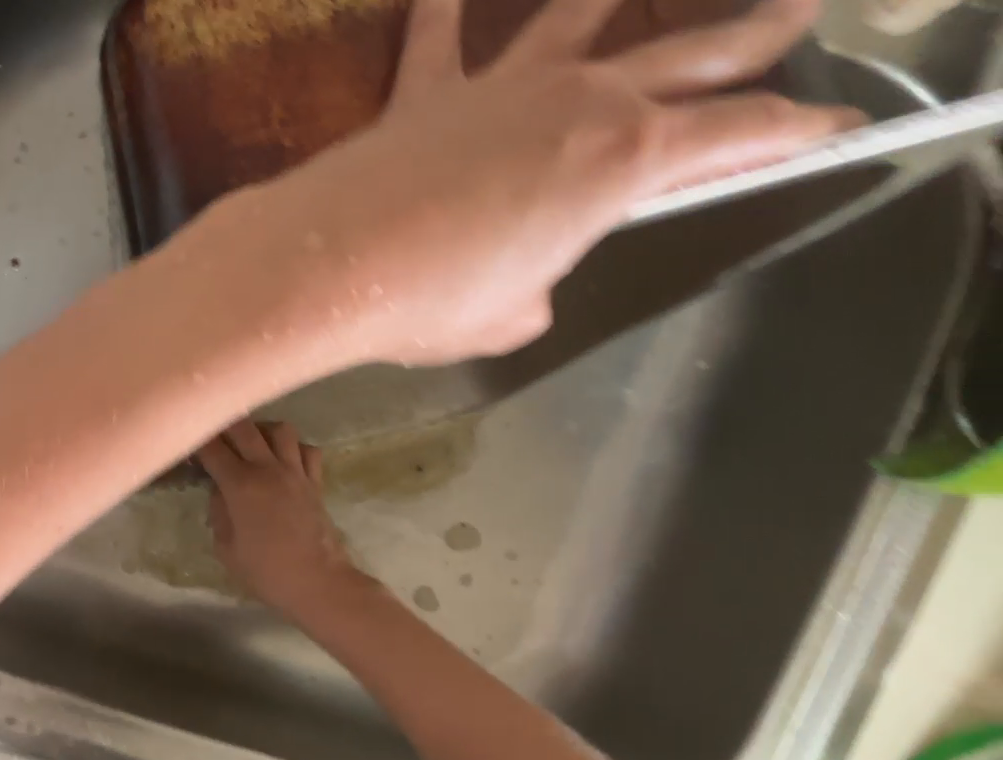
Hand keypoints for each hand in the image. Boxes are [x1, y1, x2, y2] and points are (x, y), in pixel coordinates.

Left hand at [161, 0, 858, 374]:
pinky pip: (437, 38)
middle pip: (689, 57)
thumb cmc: (430, 301)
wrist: (333, 265)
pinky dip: (441, 11)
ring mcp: (503, 88)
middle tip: (797, 12)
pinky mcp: (427, 94)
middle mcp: (580, 102)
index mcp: (624, 164)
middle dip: (752, 37)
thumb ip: (532, 290)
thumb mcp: (506, 318)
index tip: (837, 127)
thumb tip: (521, 282)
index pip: (739, 138)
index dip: (793, 134)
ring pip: (580, 19)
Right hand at [198, 420, 367, 615]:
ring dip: (261, 430)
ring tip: (250, 443)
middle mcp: (268, 468)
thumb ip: (219, 512)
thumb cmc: (265, 571)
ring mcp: (295, 472)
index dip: (196, 441)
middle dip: (223, 424)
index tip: (186, 443)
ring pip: (280, 429)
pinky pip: (307, 450)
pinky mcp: (315, 482)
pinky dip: (293, 447)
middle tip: (212, 433)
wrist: (317, 582)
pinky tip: (283, 460)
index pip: (212, 448)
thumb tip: (220, 491)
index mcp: (240, 485)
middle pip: (244, 427)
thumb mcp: (226, 547)